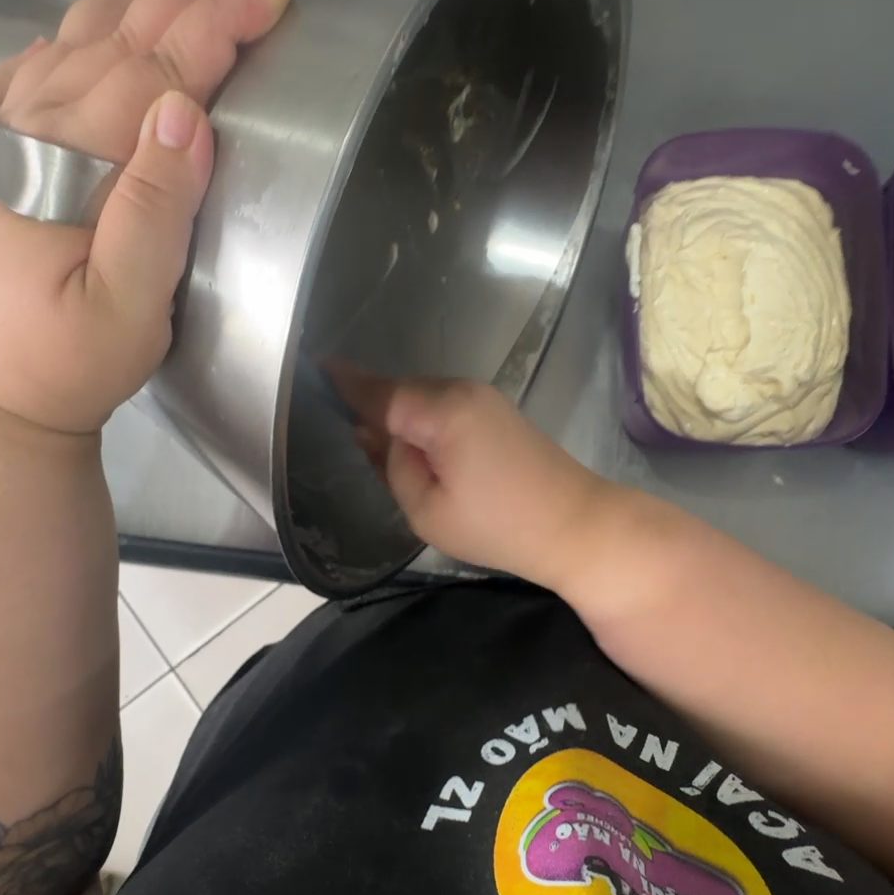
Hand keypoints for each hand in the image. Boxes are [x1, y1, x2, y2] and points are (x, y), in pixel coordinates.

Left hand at [0, 0, 291, 434]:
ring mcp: (12, 136)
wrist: (9, 389)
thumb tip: (183, 113)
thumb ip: (153, 209)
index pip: (152, 71)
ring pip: (79, 39)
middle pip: (118, 39)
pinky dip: (74, 28)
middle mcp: (32, 129)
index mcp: (66, 161)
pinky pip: (38, 65)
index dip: (214, 28)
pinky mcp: (9, 153)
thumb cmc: (77, 358)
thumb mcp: (129, 304)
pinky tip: (90, 13)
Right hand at [328, 363, 614, 589]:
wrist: (576, 525)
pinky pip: (444, 407)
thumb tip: (374, 435)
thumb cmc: (498, 526)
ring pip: (423, 399)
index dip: (346, 383)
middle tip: (352, 445)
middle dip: (374, 410)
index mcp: (442, 412)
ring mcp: (484, 397)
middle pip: (401, 393)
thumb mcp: (427, 510)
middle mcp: (462, 391)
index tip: (316, 368)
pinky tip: (420, 451)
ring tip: (385, 455)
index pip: (380, 393)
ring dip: (401, 418)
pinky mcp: (497, 411)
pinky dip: (424, 422)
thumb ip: (391, 467)